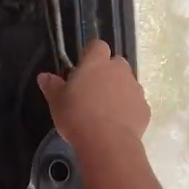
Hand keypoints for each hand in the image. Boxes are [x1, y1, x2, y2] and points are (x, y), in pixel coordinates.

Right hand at [37, 40, 148, 156]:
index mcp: (96, 63)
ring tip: (104, 110)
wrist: (107, 143)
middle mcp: (119, 70)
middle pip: (116, 63)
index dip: (90, 53)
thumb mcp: (56, 102)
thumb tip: (44, 76)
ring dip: (117, 90)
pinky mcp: (144, 108)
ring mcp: (135, 89)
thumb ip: (52, 86)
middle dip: (106, 72)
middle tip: (92, 89)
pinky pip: (134, 103)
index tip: (82, 66)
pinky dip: (127, 108)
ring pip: (127, 83)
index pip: (97, 45)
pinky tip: (115, 123)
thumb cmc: (77, 116)